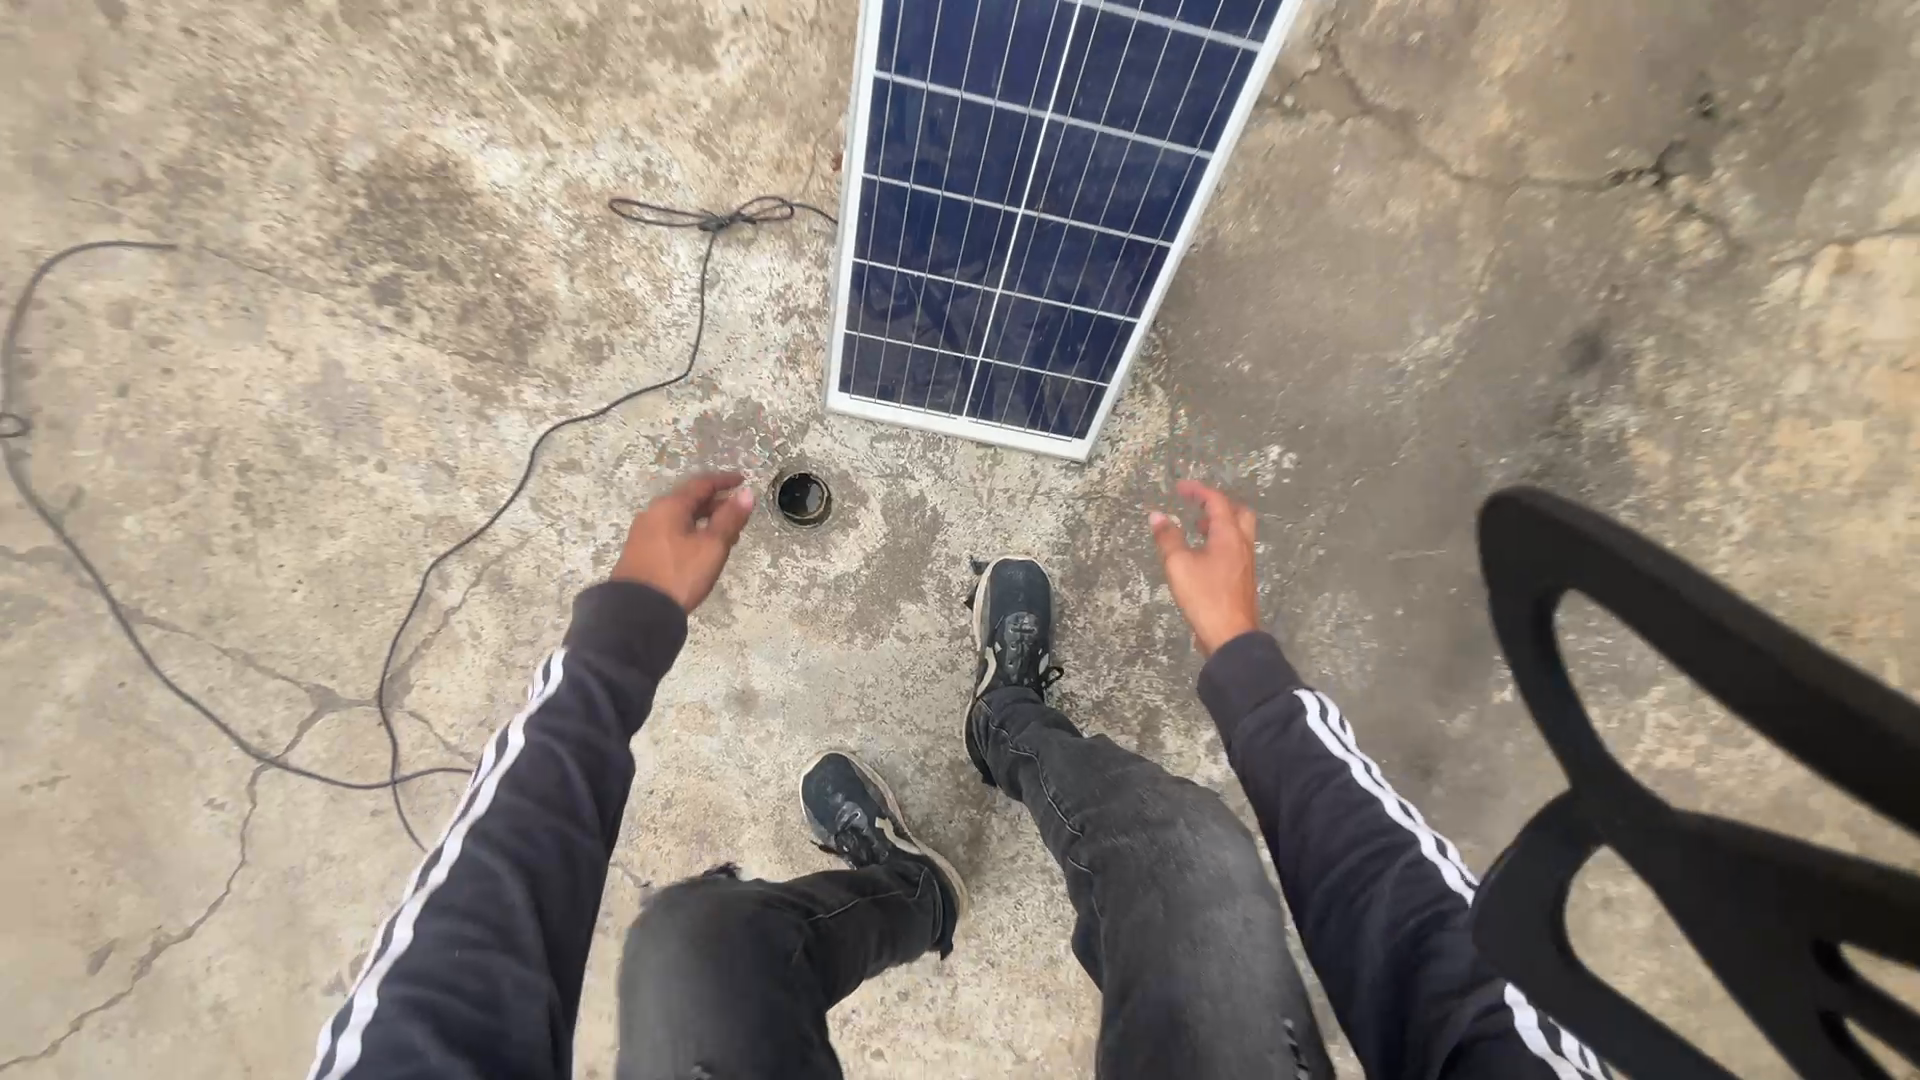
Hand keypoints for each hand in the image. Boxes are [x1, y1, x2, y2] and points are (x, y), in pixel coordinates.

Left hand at [611, 472, 754, 612]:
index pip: (702, 484)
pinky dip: (690, 532)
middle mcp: (653, 513)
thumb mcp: (712, 546)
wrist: (638, 610)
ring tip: (725, 536)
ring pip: (680, 517)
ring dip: (704, 521)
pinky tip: (700, 549)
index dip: (724, 481)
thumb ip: (730, 518)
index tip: (743, 481)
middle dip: (716, 504)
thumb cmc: (680, 574)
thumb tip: (747, 493)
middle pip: (689, 500)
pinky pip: (671, 531)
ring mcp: (644, 532)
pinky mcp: (640, 551)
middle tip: (738, 514)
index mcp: (670, 506)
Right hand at [1149, 479, 1261, 656]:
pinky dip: (1220, 541)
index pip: (1216, 502)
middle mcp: (1242, 544)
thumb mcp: (1178, 564)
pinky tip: (1203, 554)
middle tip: (1197, 506)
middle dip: (1217, 504)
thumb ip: (1168, 538)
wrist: (1230, 635)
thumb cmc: (1204, 596)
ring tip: (1197, 527)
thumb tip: (1157, 516)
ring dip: (1219, 523)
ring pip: (1238, 532)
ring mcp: (1245, 562)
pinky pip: (1234, 548)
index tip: (1180, 487)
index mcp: (1229, 535)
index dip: (1198, 491)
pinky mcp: (1242, 578)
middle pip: (1238, 513)